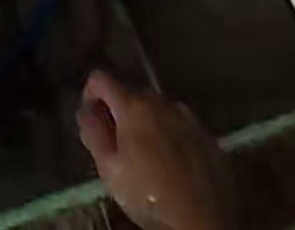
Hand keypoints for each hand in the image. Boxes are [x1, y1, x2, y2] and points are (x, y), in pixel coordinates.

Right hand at [78, 71, 227, 229]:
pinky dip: (171, 134)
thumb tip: (87, 110)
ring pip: (158, 109)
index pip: (101, 79)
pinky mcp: (207, 136)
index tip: (92, 118)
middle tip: (120, 144)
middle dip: (121, 112)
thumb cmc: (149, 197)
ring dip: (147, 122)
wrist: (204, 226)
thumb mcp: (109, 170)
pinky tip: (173, 162)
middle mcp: (160, 102)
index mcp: (133, 106)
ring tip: (148, 154)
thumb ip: (93, 133)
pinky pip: (180, 124)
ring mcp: (187, 118)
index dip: (90, 93)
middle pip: (131, 94)